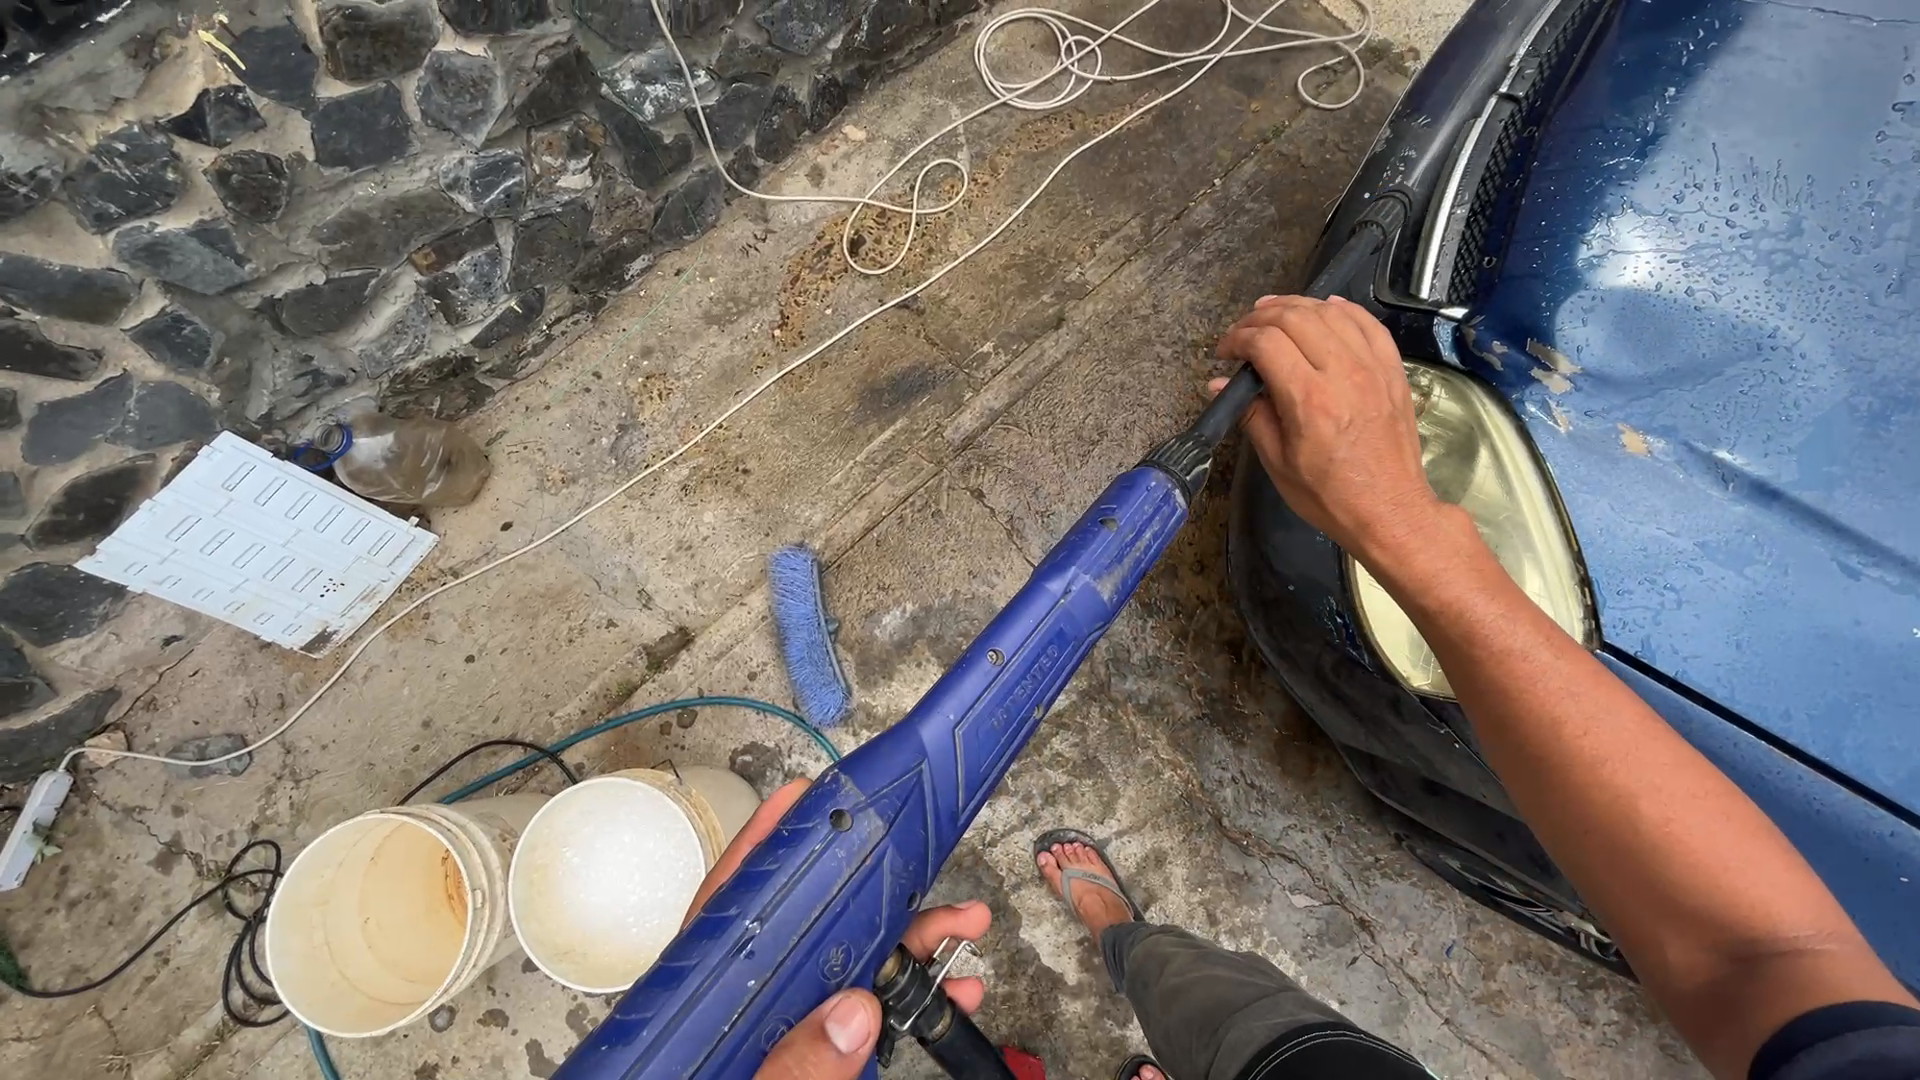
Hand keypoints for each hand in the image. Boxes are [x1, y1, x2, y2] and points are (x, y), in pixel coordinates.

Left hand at [684, 780, 991, 1079]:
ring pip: (853, 972)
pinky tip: (956, 993)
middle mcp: (751, 1009)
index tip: (799, 798)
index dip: (761, 848)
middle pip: (810, 930)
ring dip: (913, 945)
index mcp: (707, 1008)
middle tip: (921, 865)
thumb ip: (787, 1074)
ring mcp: (789, 1034)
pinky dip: (914, 1003)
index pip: (727, 912)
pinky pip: (872, 1024)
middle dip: (876, 894)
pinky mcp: (819, 1059)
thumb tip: (855, 1013)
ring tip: (967, 927)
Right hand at [1213, 294, 1449, 563]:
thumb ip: (1251, 414)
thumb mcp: (1276, 462)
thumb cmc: (1328, 495)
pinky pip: (1367, 323)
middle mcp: (1343, 373)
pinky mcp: (1392, 370)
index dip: (1238, 339)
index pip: (1267, 343)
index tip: (1225, 352)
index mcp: (1309, 400)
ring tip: (1272, 313)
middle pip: (1296, 317)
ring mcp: (1373, 367)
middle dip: (1260, 317)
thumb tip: (1220, 384)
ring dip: (1296, 306)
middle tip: (1242, 333)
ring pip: (1331, 312)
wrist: (1388, 510)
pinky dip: (1342, 309)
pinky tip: (1324, 308)